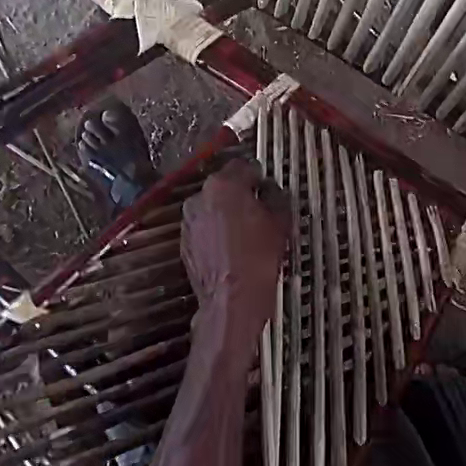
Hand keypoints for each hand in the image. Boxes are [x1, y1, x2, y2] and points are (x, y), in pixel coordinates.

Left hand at [180, 159, 284, 344]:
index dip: (259, 177)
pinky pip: (204, 227)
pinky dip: (216, 231)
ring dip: (227, 213)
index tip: (267, 188)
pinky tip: (232, 248)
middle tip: (260, 212)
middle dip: (241, 195)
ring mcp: (189, 219)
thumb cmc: (258, 259)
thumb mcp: (280, 223)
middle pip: (225, 185)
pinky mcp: (185, 240)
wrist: (232, 299)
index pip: (244, 166)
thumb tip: (272, 190)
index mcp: (224, 185)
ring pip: (212, 206)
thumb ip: (277, 197)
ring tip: (247, 234)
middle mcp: (201, 197)